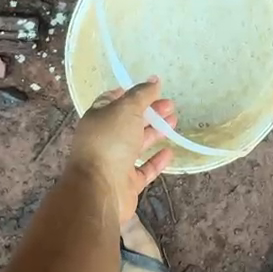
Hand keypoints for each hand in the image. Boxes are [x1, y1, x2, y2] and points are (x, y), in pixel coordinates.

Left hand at [68, 79, 176, 223]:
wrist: (99, 191)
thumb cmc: (110, 142)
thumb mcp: (127, 109)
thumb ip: (142, 94)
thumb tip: (154, 80)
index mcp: (98, 118)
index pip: (114, 100)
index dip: (131, 93)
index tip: (151, 89)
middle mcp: (104, 138)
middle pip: (129, 121)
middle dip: (150, 111)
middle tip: (170, 105)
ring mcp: (115, 161)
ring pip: (138, 143)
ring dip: (155, 131)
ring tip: (174, 121)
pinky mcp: (126, 182)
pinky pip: (144, 168)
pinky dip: (156, 160)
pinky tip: (170, 151)